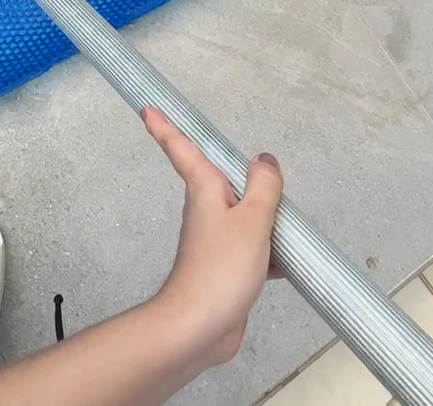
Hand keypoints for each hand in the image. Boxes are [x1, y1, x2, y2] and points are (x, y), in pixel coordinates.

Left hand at [141, 107, 283, 366]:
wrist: (201, 325)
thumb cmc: (222, 266)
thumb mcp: (252, 220)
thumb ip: (263, 188)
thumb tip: (264, 159)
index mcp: (204, 189)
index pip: (181, 149)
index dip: (164, 127)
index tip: (146, 107)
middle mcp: (205, 208)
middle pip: (220, 180)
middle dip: (237, 173)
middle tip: (255, 165)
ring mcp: (213, 238)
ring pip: (241, 214)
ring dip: (261, 215)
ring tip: (285, 216)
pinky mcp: (225, 265)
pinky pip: (250, 246)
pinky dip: (268, 251)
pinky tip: (286, 263)